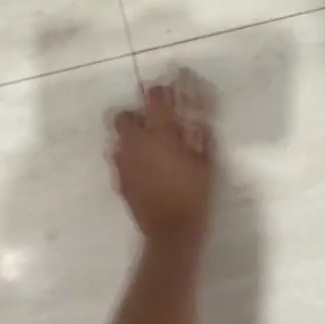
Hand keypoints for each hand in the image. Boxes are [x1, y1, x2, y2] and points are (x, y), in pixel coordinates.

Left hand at [110, 71, 214, 244]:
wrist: (171, 230)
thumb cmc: (194, 195)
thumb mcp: (205, 163)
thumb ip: (198, 136)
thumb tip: (194, 121)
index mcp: (160, 132)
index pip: (155, 97)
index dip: (162, 93)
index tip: (170, 97)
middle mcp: (136, 142)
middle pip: (124, 115)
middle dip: (136, 117)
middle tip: (153, 127)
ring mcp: (123, 161)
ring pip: (119, 138)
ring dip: (131, 139)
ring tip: (149, 151)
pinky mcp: (119, 179)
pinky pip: (119, 160)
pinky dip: (129, 159)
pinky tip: (145, 171)